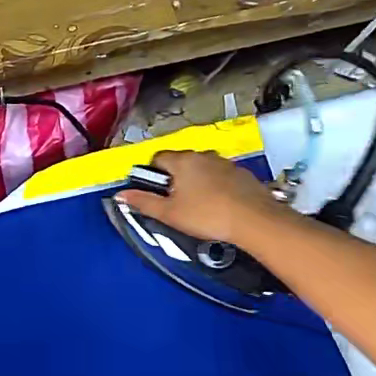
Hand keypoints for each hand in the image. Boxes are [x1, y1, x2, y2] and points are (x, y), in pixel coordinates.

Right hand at [113, 150, 295, 246]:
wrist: (254, 220)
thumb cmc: (208, 215)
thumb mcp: (169, 214)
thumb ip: (143, 202)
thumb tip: (121, 195)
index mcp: (182, 161)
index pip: (157, 158)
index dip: (152, 174)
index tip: (154, 191)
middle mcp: (203, 155)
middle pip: (180, 162)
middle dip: (174, 178)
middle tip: (174, 203)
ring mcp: (224, 163)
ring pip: (201, 168)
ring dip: (196, 182)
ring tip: (198, 207)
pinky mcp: (242, 174)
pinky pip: (221, 176)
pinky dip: (216, 187)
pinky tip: (218, 206)